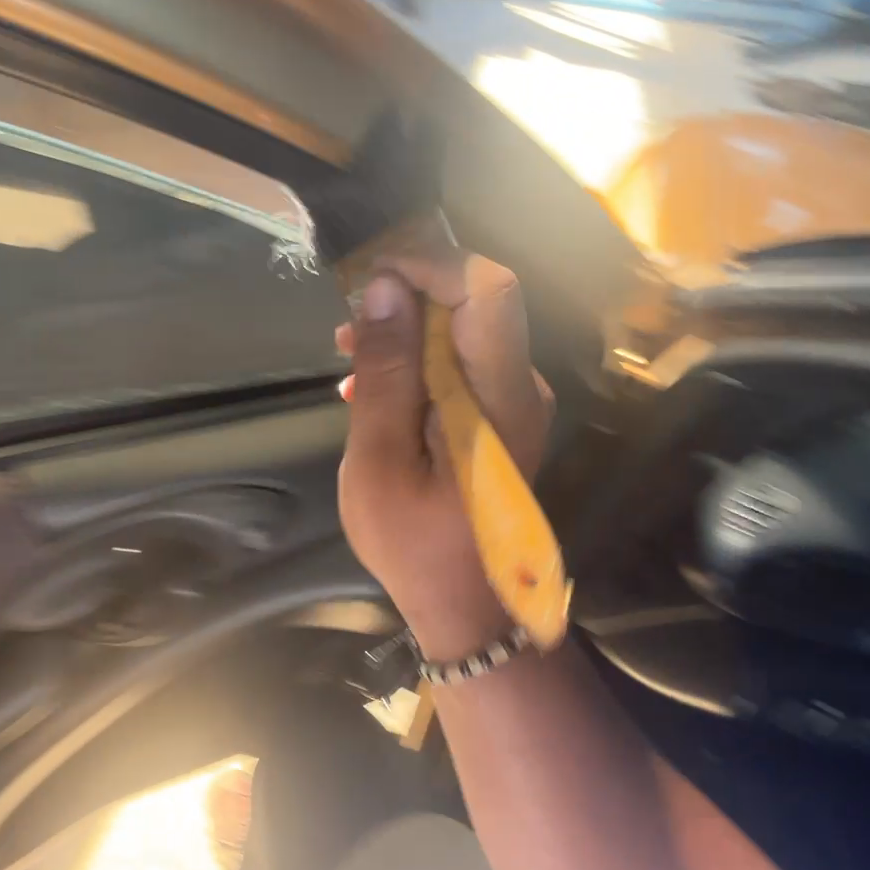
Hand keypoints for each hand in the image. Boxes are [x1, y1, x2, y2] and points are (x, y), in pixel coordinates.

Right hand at [335, 254, 552, 661]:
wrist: (467, 606)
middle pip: (476, 303)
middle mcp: (520, 388)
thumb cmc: (414, 544)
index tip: (370, 276)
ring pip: (465, 332)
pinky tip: (375, 389)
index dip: (430, 263)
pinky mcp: (500, 418)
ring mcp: (515, 403)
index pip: (487, 289)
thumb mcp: (381, 460)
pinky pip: (462, 365)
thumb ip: (386, 373)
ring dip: (407, 332)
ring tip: (349, 360)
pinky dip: (418, 362)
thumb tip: (385, 289)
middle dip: (408, 296)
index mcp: (500, 397)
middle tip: (348, 326)